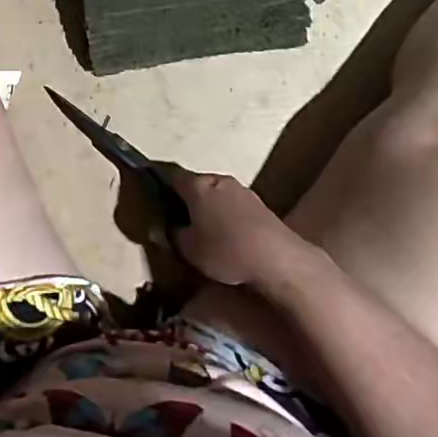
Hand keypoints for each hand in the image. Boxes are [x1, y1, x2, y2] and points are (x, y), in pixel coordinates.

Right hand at [162, 165, 298, 287]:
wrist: (280, 261)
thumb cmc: (226, 251)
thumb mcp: (188, 250)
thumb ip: (173, 234)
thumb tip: (169, 227)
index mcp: (197, 185)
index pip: (171, 176)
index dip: (161, 186)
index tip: (157, 201)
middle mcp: (218, 180)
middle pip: (196, 184)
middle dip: (187, 199)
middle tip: (180, 220)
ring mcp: (242, 190)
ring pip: (216, 194)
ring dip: (209, 207)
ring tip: (206, 231)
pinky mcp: (261, 205)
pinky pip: (234, 205)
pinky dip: (227, 215)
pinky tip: (229, 236)